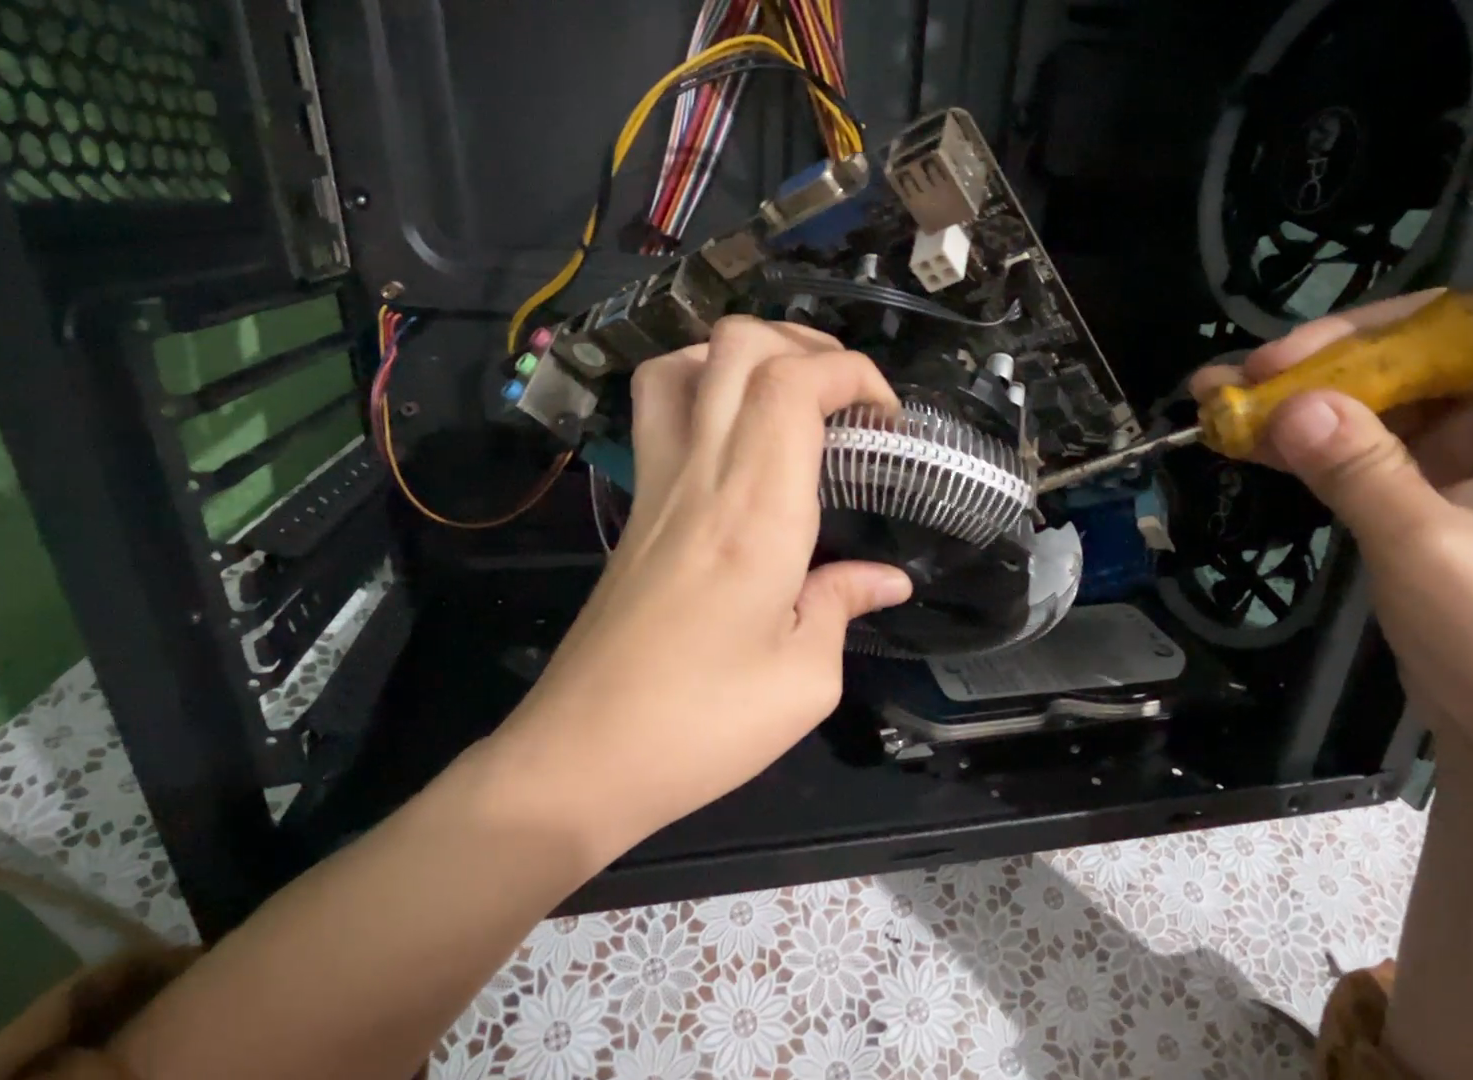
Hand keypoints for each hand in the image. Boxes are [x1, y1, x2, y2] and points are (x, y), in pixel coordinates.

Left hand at [487, 316, 912, 856]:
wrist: (583, 757)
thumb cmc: (704, 726)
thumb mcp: (806, 679)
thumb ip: (844, 605)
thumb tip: (886, 579)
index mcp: (755, 512)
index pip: (793, 384)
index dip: (852, 373)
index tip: (889, 420)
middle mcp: (701, 476)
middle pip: (738, 346)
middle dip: (808, 347)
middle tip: (850, 401)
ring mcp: (657, 485)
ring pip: (685, 361)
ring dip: (748, 356)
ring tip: (793, 399)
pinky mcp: (634, 507)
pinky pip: (659, 409)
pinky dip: (702, 385)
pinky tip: (735, 434)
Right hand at [1192, 179, 1472, 785]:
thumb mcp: (1432, 556)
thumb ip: (1361, 472)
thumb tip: (1287, 404)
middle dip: (1370, 329)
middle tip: (1271, 365)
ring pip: (1413, 377)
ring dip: (1317, 380)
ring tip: (1227, 392)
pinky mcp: (1440, 490)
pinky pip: (1376, 435)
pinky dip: (1314, 431)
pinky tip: (1243, 436)